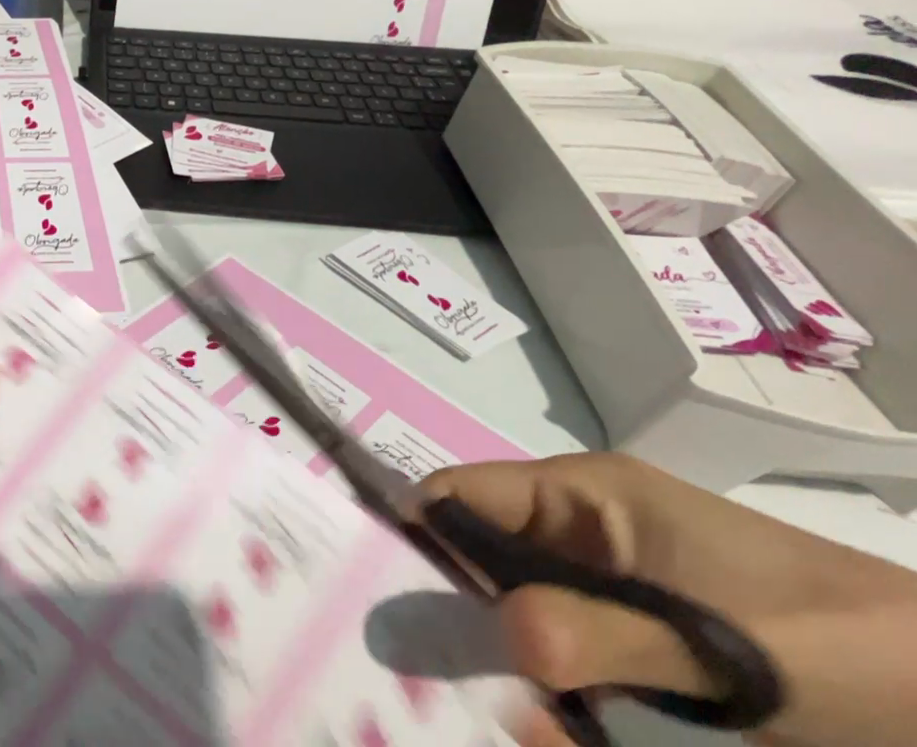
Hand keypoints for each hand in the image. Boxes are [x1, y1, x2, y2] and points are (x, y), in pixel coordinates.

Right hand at [421, 453, 916, 746]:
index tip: (379, 603)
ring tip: (507, 724)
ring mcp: (596, 595)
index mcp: (582, 498)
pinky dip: (536, 704)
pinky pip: (548, 668)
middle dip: (448, 620)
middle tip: (425, 684)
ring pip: (504, 624)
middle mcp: (572, 537)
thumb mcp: (722, 640)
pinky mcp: (618, 651)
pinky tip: (544, 733)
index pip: (458, 495)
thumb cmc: (837, 644)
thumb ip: (603, 632)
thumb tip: (493, 633)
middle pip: (469, 563)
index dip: (410, 534)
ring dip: (494, 674)